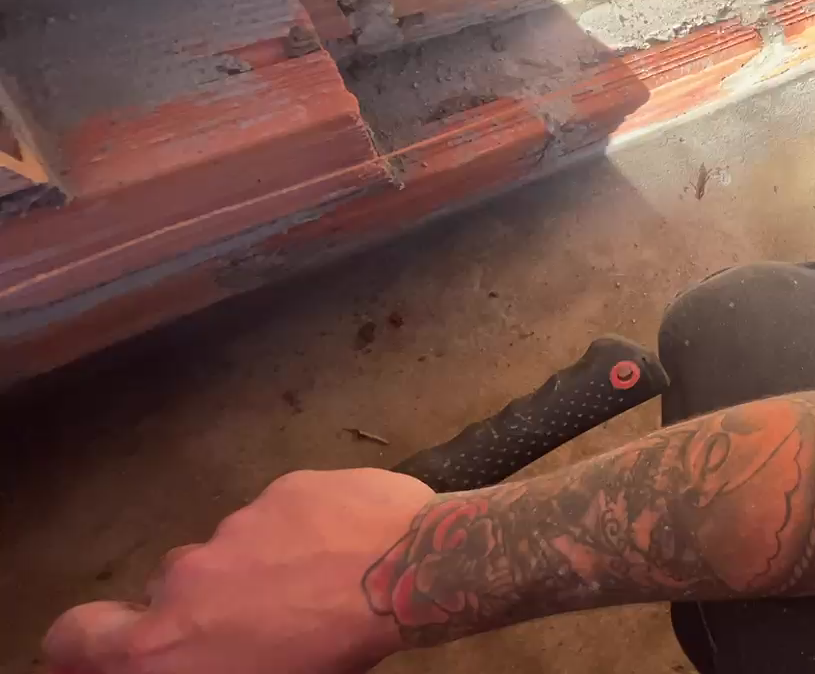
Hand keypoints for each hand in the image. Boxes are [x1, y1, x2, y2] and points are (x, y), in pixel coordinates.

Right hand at [43, 469, 433, 673]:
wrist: (412, 569)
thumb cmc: (336, 645)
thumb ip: (198, 659)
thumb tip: (194, 643)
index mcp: (161, 642)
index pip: (75, 636)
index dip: (92, 635)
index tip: (126, 632)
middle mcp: (185, 578)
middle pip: (175, 579)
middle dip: (212, 586)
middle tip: (271, 595)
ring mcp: (239, 523)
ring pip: (239, 536)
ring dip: (267, 547)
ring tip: (325, 561)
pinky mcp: (290, 485)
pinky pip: (288, 503)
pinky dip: (309, 514)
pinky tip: (349, 528)